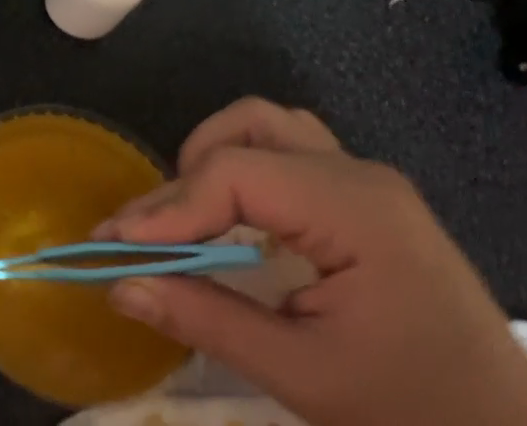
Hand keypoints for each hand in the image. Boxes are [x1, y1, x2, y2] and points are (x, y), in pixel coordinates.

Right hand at [96, 98, 526, 425]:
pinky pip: (287, 153)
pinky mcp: (365, 198)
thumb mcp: (302, 374)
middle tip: (154, 235)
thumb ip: (205, 319)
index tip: (114, 246)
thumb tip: (119, 287)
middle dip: (186, 175)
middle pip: (247, 128)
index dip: (166, 207)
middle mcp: (359, 175)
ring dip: (215, 161)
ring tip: (189, 219)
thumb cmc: (412, 407)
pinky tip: (233, 221)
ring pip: (266, 127)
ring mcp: (366, 182)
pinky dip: (243, 172)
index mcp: (354, 209)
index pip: (234, 175)